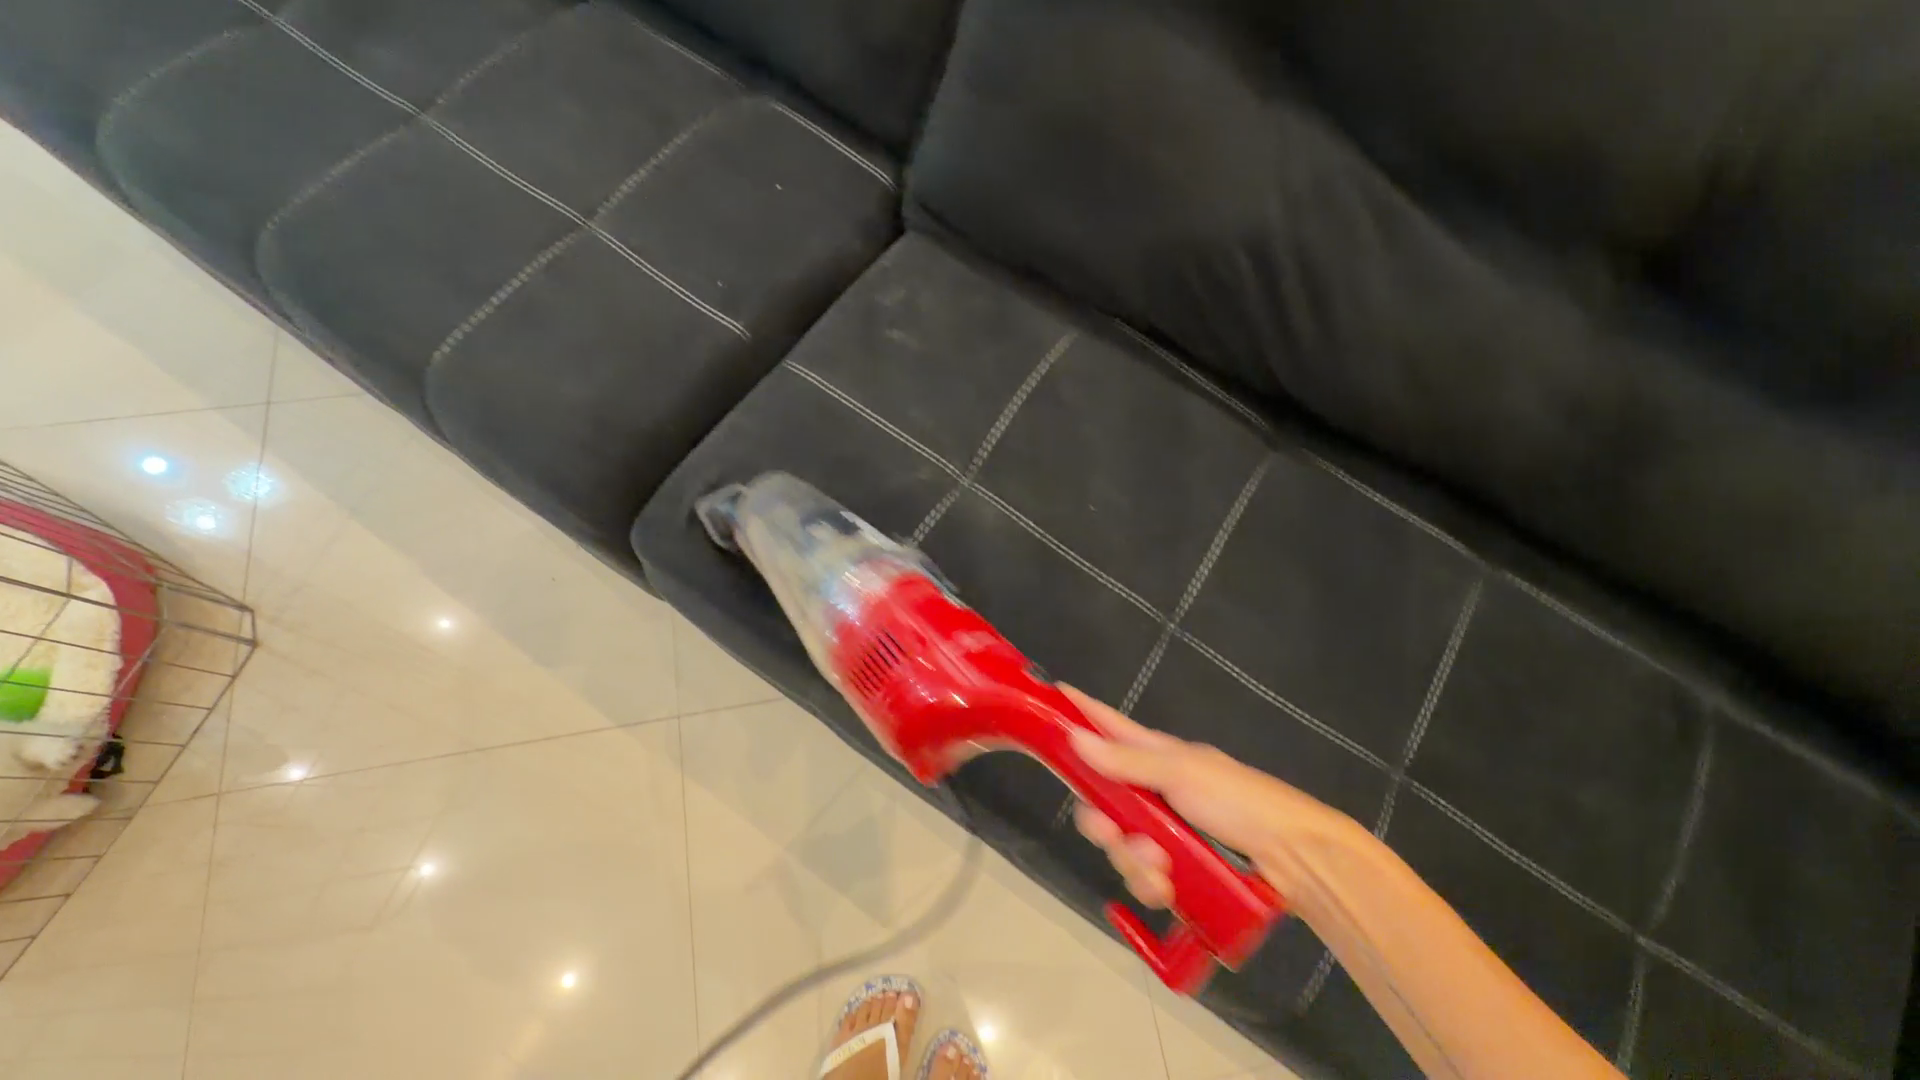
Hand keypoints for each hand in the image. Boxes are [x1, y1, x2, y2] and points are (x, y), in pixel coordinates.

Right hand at [1062, 685, 1344, 907]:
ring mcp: (1166, 834)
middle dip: (1103, 824)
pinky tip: (1168, 888)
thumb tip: (1075, 736)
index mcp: (1158, 756)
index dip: (1082, 715)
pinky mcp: (1177, 872)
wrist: (1294, 860)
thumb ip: (1129, 759)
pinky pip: (1143, 879)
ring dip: (1134, 861)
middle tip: (1110, 832)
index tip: (1052, 697)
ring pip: (1120, 846)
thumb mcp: (1184, 772)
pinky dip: (1151, 885)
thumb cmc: (1241, 800)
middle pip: (1103, 802)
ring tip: (1161, 867)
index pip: (1109, 728)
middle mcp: (1155, 793)